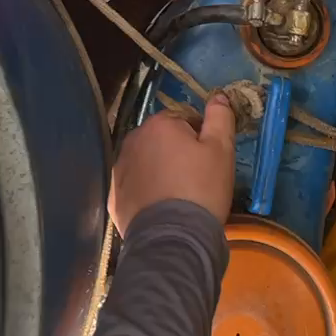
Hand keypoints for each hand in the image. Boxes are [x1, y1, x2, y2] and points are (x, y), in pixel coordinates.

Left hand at [109, 94, 235, 233]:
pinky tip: (160, 207)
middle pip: (163, 138)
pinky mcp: (114, 195)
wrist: (173, 240)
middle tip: (196, 179)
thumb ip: (220, 117)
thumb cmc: (201, 189)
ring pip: (147, 160)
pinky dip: (146, 190)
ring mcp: (119, 168)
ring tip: (178, 195)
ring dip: (160, 169)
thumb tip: (218, 95)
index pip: (185, 119)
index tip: (209, 160)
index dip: (201, 138)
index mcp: (159, 124)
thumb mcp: (221, 150)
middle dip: (178, 152)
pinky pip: (135, 184)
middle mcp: (133, 139)